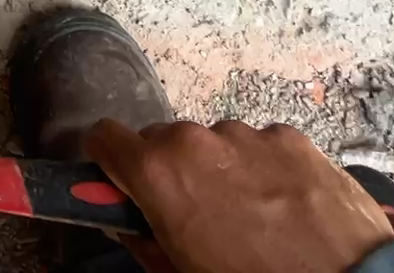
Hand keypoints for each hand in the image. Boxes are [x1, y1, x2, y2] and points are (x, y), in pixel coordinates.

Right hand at [85, 119, 393, 272]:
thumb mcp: (180, 272)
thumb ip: (142, 239)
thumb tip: (127, 221)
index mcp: (155, 170)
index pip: (102, 136)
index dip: (109, 160)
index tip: (124, 181)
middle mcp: (191, 139)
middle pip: (161, 140)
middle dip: (173, 169)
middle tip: (202, 211)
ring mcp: (243, 135)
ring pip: (213, 142)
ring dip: (221, 167)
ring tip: (258, 212)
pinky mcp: (290, 138)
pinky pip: (262, 144)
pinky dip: (267, 167)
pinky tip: (291, 204)